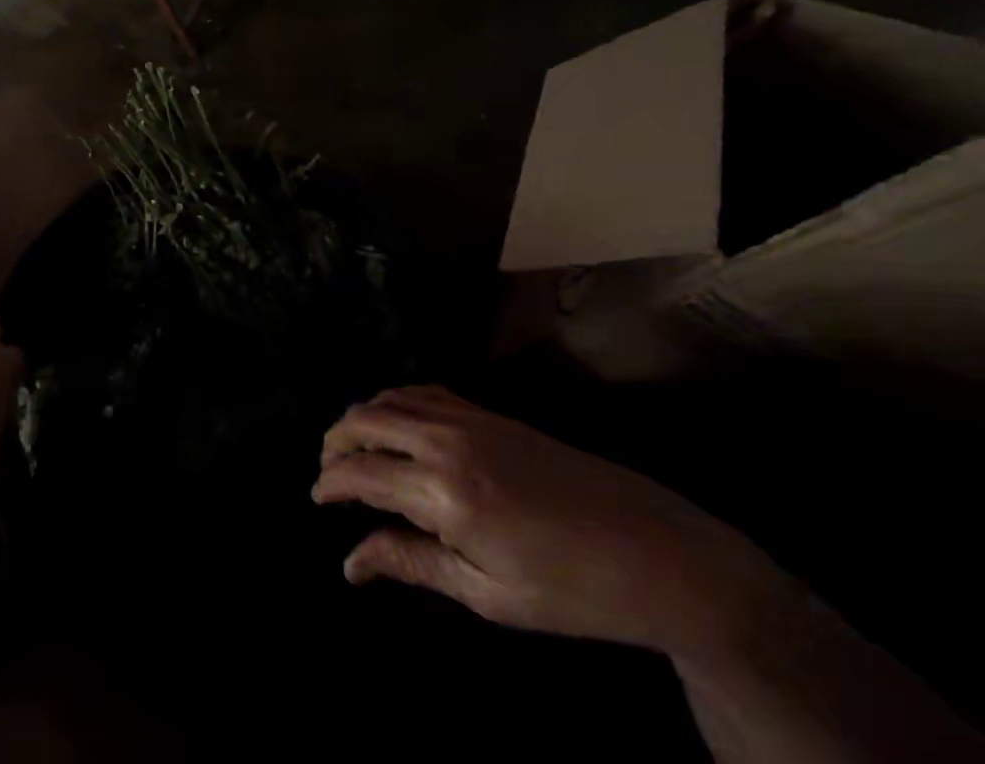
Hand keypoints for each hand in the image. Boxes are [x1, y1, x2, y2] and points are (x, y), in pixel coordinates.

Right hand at [313, 386, 794, 660]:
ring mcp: (474, 420)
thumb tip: (350, 563)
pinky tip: (399, 426)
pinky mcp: (495, 415)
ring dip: (362, 418)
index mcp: (444, 494)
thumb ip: (410, 563)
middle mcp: (449, 442)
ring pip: (392, 397)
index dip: (328, 485)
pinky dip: (396, 402)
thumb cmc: (573, 591)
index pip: (360, 474)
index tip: (317, 501)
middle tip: (329, 474)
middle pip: (365, 420)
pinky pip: (427, 392)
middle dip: (334, 443)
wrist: (666, 557)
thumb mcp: (486, 592)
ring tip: (356, 449)